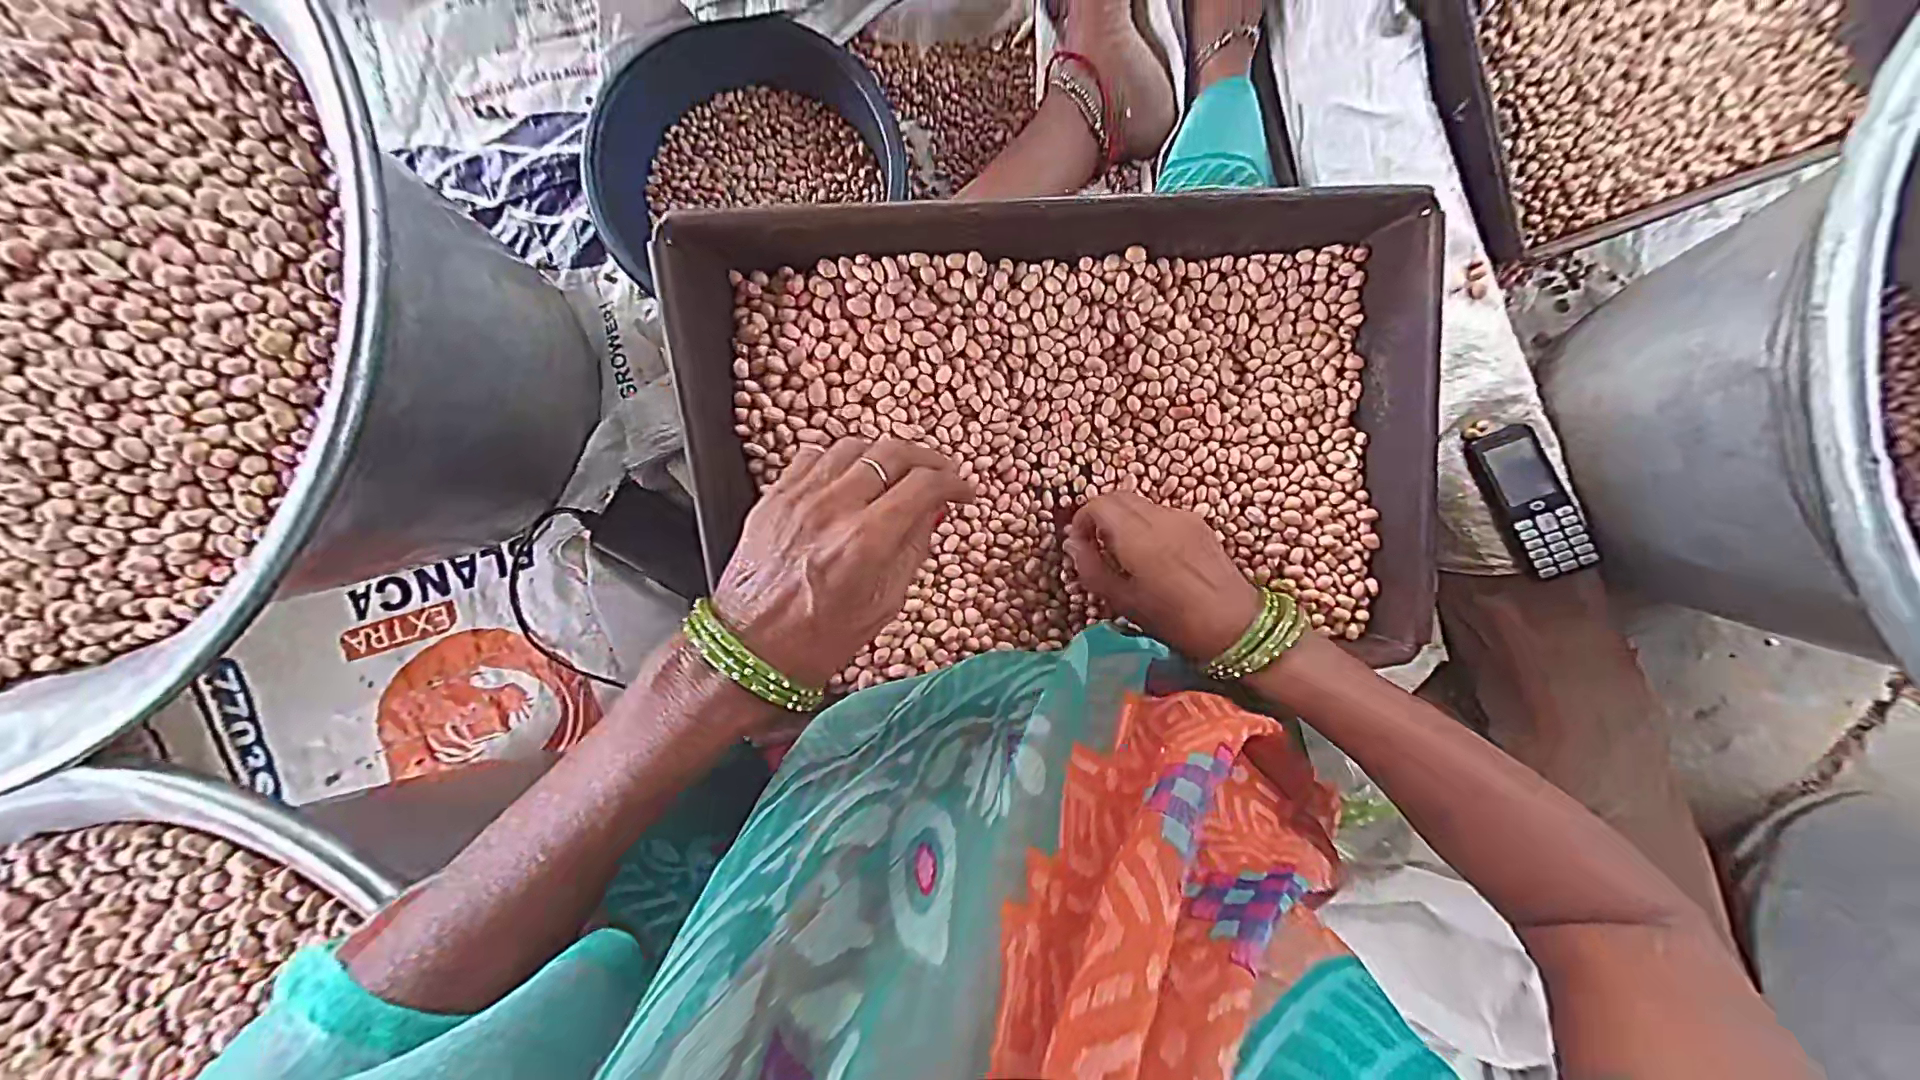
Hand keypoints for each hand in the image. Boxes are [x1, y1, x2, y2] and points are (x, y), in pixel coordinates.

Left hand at [712, 437, 974, 689]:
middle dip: (927, 459)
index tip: (962, 490)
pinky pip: (814, 455)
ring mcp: (798, 498)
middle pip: (892, 452)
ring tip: (897, 473)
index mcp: (865, 542)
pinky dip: (842, 459)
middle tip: (939, 474)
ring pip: (854, 445)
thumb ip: (913, 549)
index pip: (923, 484)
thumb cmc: (818, 639)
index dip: (953, 482)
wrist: (750, 649)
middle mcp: (832, 509)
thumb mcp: (885, 604)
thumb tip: (933, 512)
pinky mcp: (774, 497)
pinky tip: (851, 476)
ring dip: (885, 454)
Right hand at [1065, 491, 1262, 660]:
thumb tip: (1073, 543)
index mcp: (1138, 536)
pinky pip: (1160, 514)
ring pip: (1140, 503)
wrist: (1235, 625)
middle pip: (1118, 496)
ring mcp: (1183, 517)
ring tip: (1123, 554)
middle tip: (1096, 546)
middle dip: (1100, 515)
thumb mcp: (1122, 599)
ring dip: (1123, 519)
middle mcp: (1160, 517)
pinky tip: (1151, 556)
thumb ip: (1090, 567)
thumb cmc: (1172, 619)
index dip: (1082, 520)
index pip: (1099, 504)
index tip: (1080, 543)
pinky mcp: (1199, 524)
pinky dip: (1145, 524)